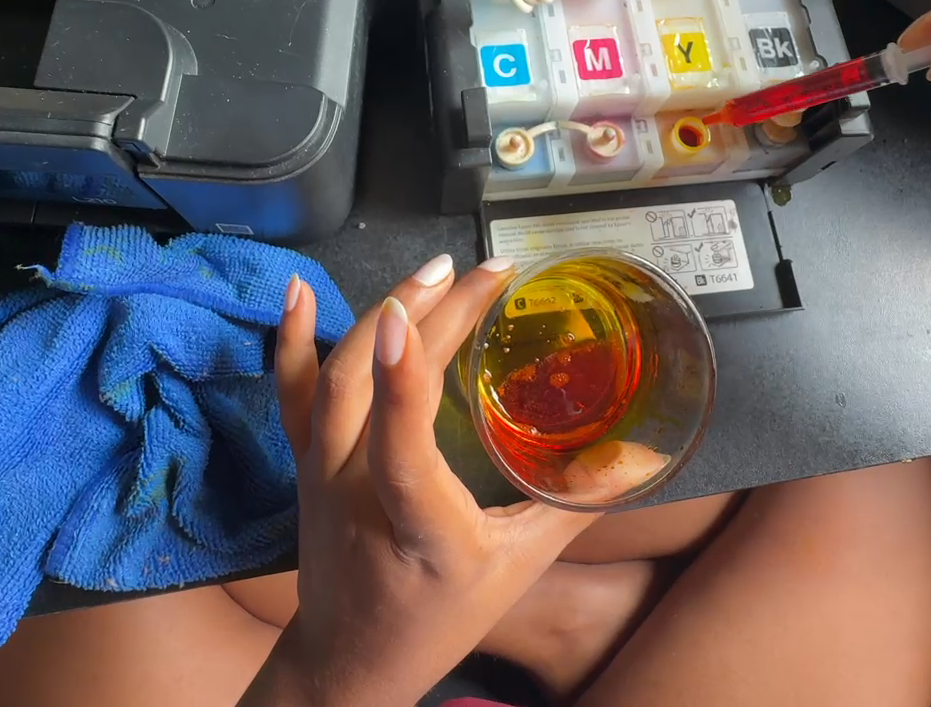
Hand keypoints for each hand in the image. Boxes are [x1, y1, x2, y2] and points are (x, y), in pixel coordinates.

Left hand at [241, 257, 600, 706]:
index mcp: (417, 527)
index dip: (400, 383)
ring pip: (335, 380)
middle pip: (375, 390)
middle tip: (482, 272)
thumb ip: (575, 507)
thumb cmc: (439, 615)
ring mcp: (319, 470)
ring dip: (382, 314)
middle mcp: (354, 491)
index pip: (401, 451)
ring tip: (435, 271)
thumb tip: (640, 455)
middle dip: (430, 317)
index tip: (411, 315)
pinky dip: (293, 338)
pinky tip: (298, 289)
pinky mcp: (303, 458)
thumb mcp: (518, 569)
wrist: (349, 658)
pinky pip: (290, 393)